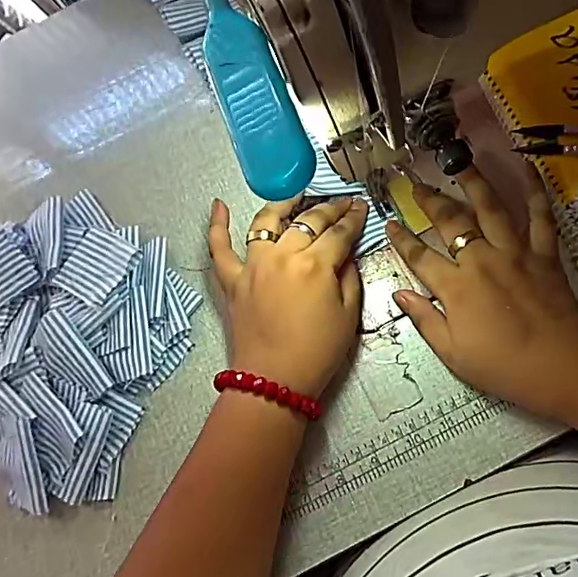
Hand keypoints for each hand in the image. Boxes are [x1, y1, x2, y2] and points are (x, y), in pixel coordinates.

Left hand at [208, 196, 368, 399]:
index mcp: (315, 265)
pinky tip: (218, 206)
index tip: (361, 208)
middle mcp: (283, 256)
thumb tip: (347, 256)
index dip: (354, 218)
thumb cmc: (317, 353)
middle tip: (342, 202)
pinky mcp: (232, 280)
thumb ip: (350, 278)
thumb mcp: (349, 315)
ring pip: (266, 222)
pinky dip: (216, 225)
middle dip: (330, 208)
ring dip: (284, 204)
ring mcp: (254, 265)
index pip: (340, 232)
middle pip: (309, 221)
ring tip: (296, 195)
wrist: (274, 381)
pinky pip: (219, 248)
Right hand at [385, 167, 577, 417]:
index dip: (402, 239)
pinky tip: (528, 167)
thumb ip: (425, 319)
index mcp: (456, 286)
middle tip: (418, 186)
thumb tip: (400, 294)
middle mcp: (481, 259)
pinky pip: (540, 215)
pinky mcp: (544, 252)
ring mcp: (514, 252)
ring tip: (461, 164)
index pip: (420, 256)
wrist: (557, 363)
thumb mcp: (452, 352)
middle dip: (430, 201)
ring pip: (491, 208)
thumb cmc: (502, 365)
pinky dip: (535, 190)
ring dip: (473, 183)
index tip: (391, 223)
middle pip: (451, 222)